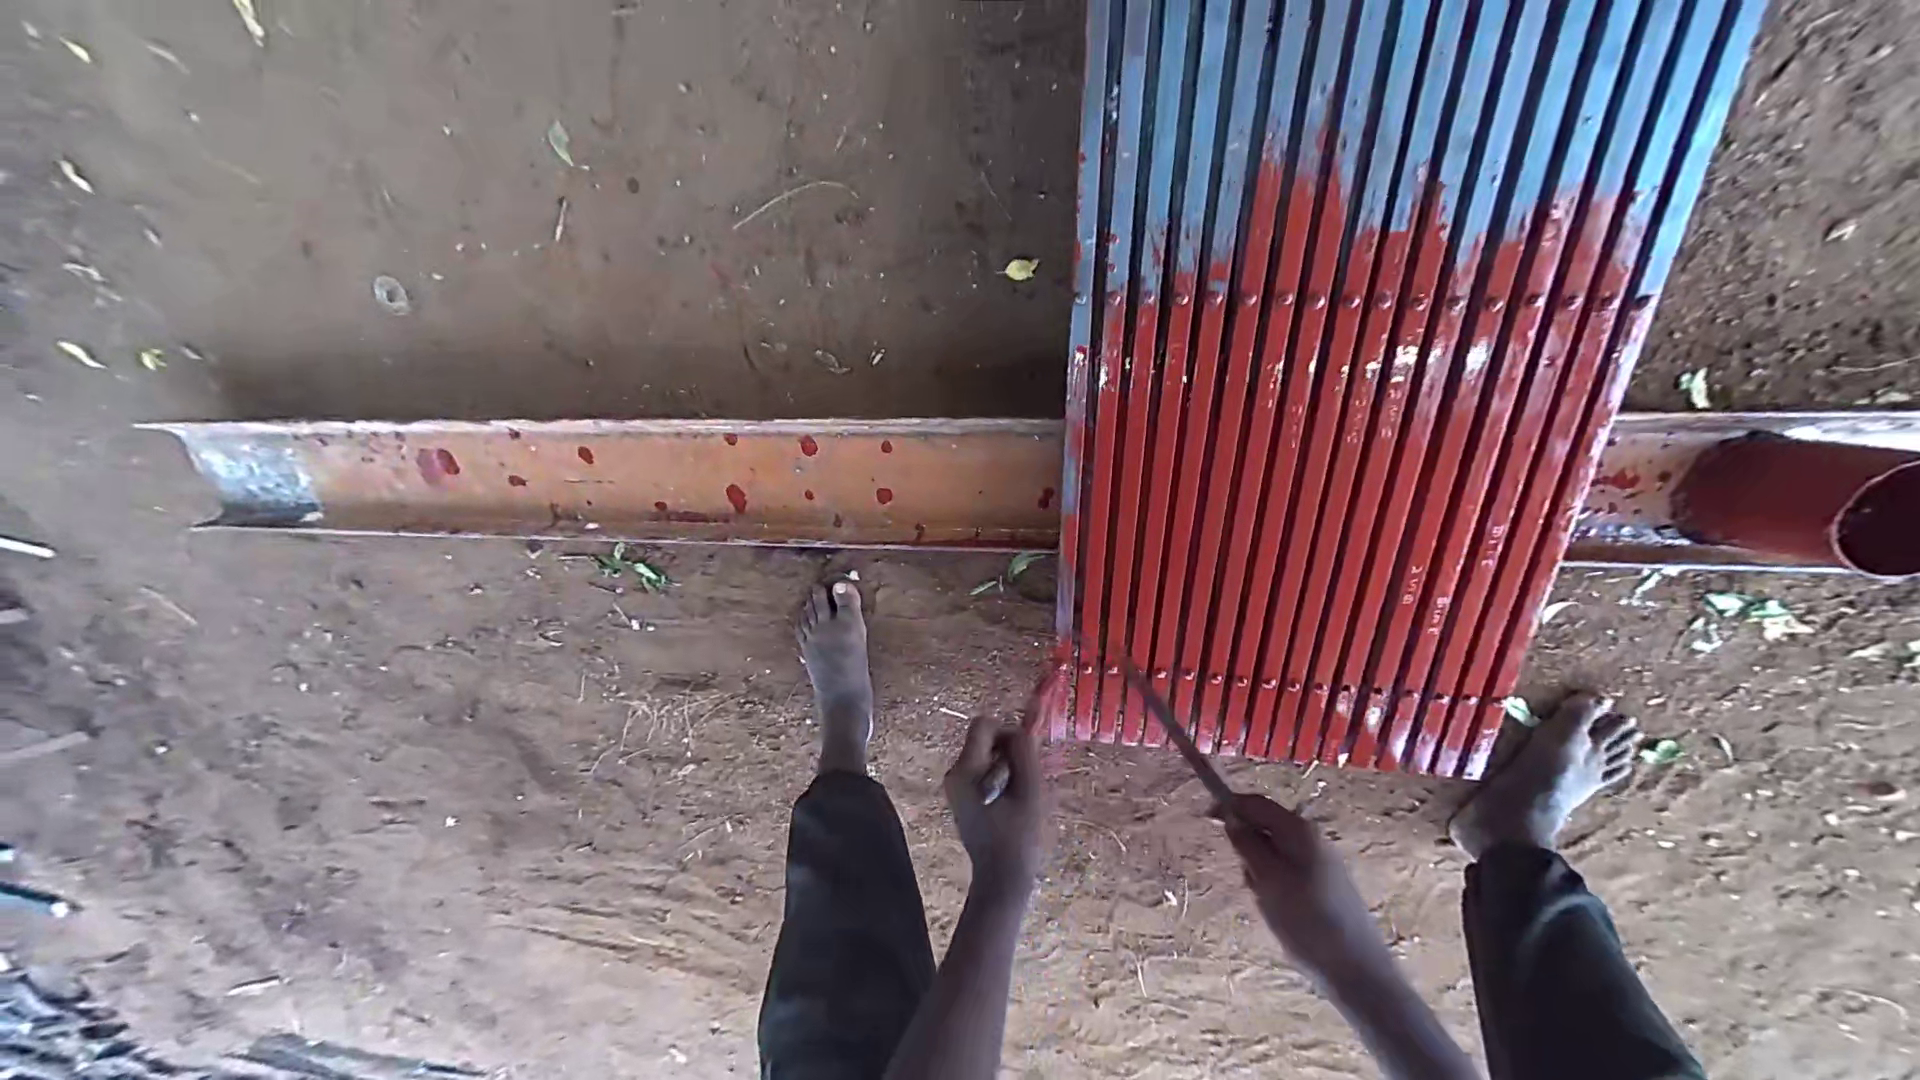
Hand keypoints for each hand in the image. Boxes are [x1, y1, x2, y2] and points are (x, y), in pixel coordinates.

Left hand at [944, 717, 1051, 899]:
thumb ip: (1025, 754)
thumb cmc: (1018, 838)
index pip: (983, 725)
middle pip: (984, 739)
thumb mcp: (1029, 791)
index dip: (1007, 731)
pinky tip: (1010, 803)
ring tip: (1018, 796)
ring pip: (985, 755)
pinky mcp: (961, 796)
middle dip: (1008, 752)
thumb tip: (1022, 728)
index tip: (1024, 756)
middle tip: (1024, 780)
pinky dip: (999, 778)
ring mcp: (955, 786)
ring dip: (1006, 766)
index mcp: (966, 770)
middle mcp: (954, 773)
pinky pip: (982, 771)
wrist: (1000, 879)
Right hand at [1223, 793, 1392, 985]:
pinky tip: (1282, 912)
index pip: (1256, 802)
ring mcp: (1321, 862)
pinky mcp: (1325, 886)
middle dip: (1247, 846)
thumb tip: (1231, 817)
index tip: (1207, 818)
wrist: (1359, 973)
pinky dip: (1275, 884)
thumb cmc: (1306, 920)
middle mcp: (1312, 838)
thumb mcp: (1266, 878)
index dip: (1229, 805)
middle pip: (1265, 826)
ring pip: (1273, 852)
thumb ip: (1245, 843)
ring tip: (1268, 901)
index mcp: (1298, 830)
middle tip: (1248, 877)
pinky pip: (1287, 872)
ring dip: (1260, 870)